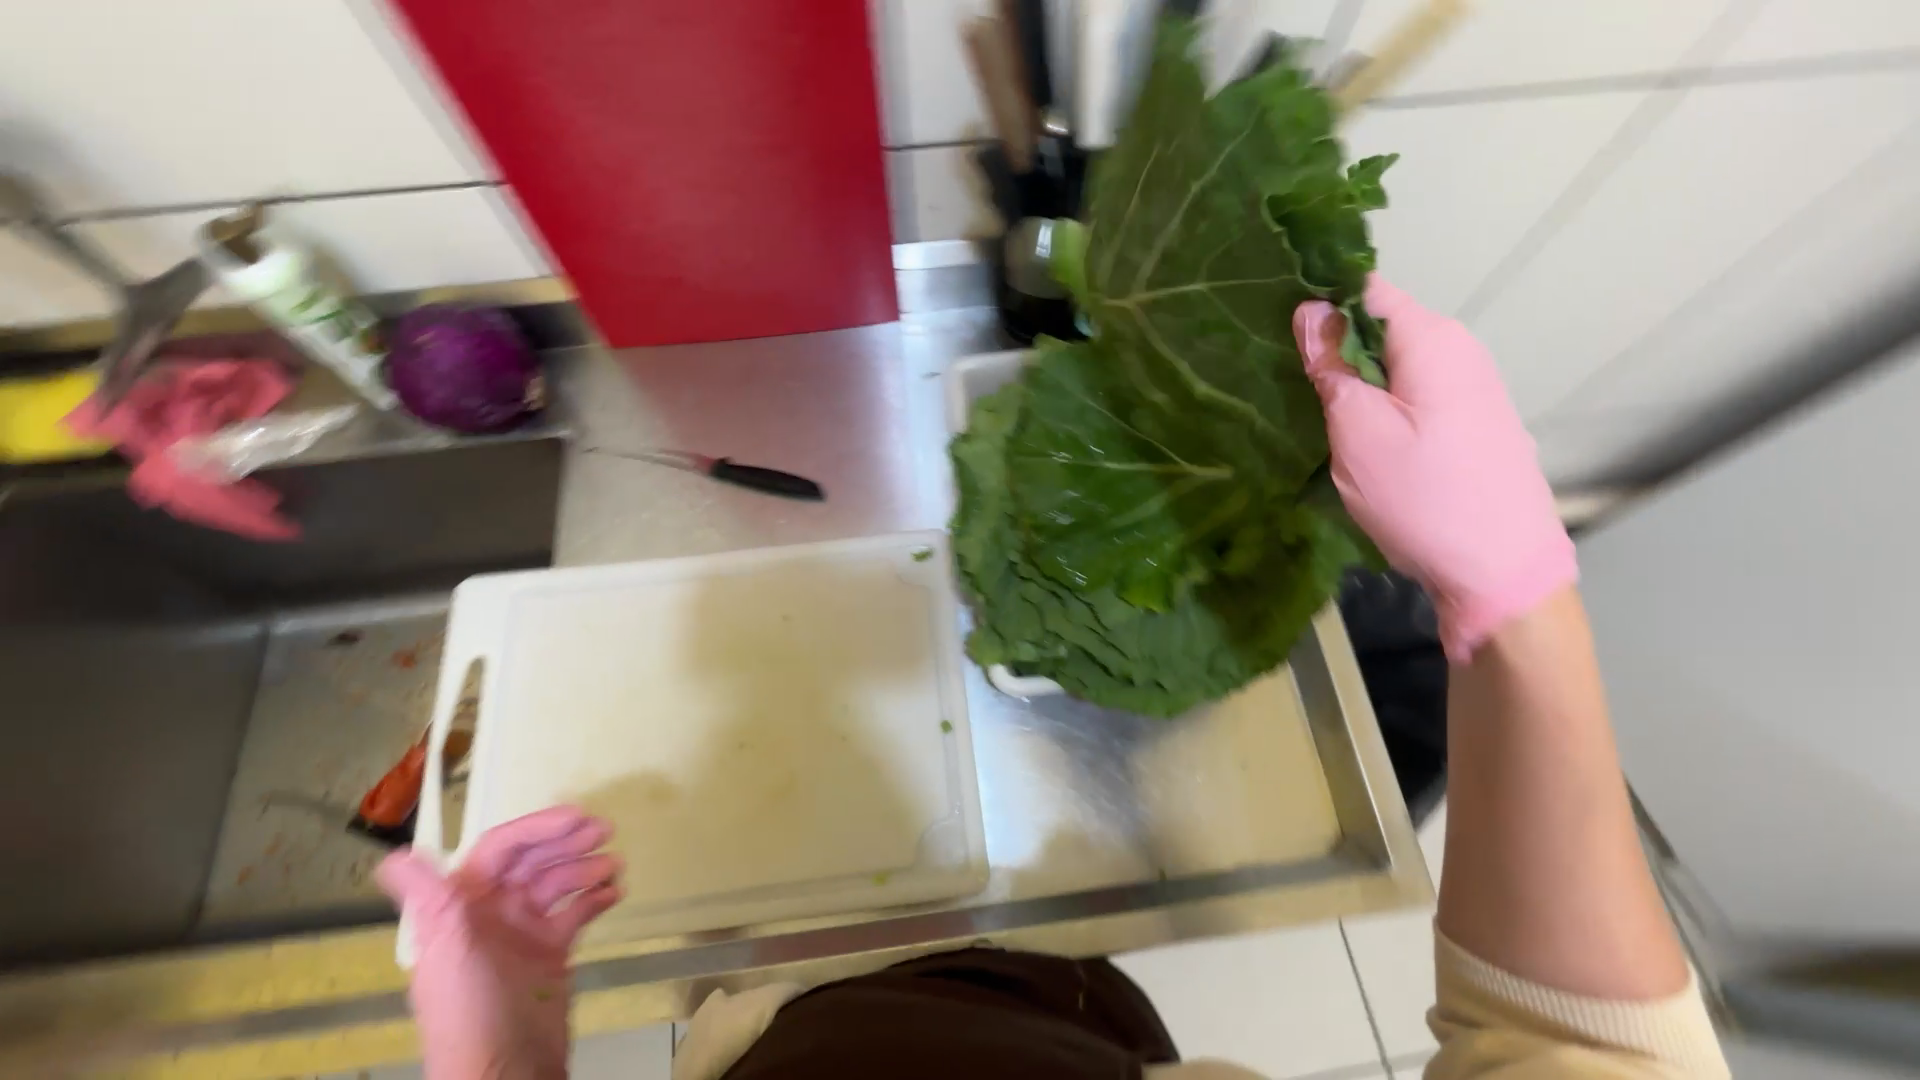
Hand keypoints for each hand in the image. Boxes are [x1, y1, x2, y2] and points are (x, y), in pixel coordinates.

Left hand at [378, 806, 622, 1079]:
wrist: (504, 1074)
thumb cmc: (470, 1010)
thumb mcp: (446, 950)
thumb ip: (428, 899)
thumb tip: (394, 857)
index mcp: (462, 907)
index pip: (501, 850)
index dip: (537, 828)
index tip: (576, 817)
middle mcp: (493, 913)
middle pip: (534, 860)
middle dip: (569, 842)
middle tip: (606, 832)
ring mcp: (524, 933)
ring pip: (559, 882)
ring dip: (587, 868)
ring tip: (614, 867)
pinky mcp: (551, 952)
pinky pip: (576, 912)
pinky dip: (596, 899)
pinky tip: (614, 895)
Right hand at [1293, 276, 1575, 661]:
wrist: (1499, 568)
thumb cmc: (1422, 496)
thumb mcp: (1359, 431)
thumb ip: (1333, 367)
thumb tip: (1310, 310)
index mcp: (1432, 340)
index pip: (1366, 289)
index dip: (1319, 300)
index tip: (1274, 325)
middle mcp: (1458, 349)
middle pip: (1379, 324)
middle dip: (1331, 342)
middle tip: (1283, 376)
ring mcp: (1469, 386)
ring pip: (1393, 361)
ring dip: (1353, 377)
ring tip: (1309, 404)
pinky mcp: (1468, 419)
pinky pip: (1411, 390)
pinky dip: (1377, 400)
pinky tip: (1353, 431)